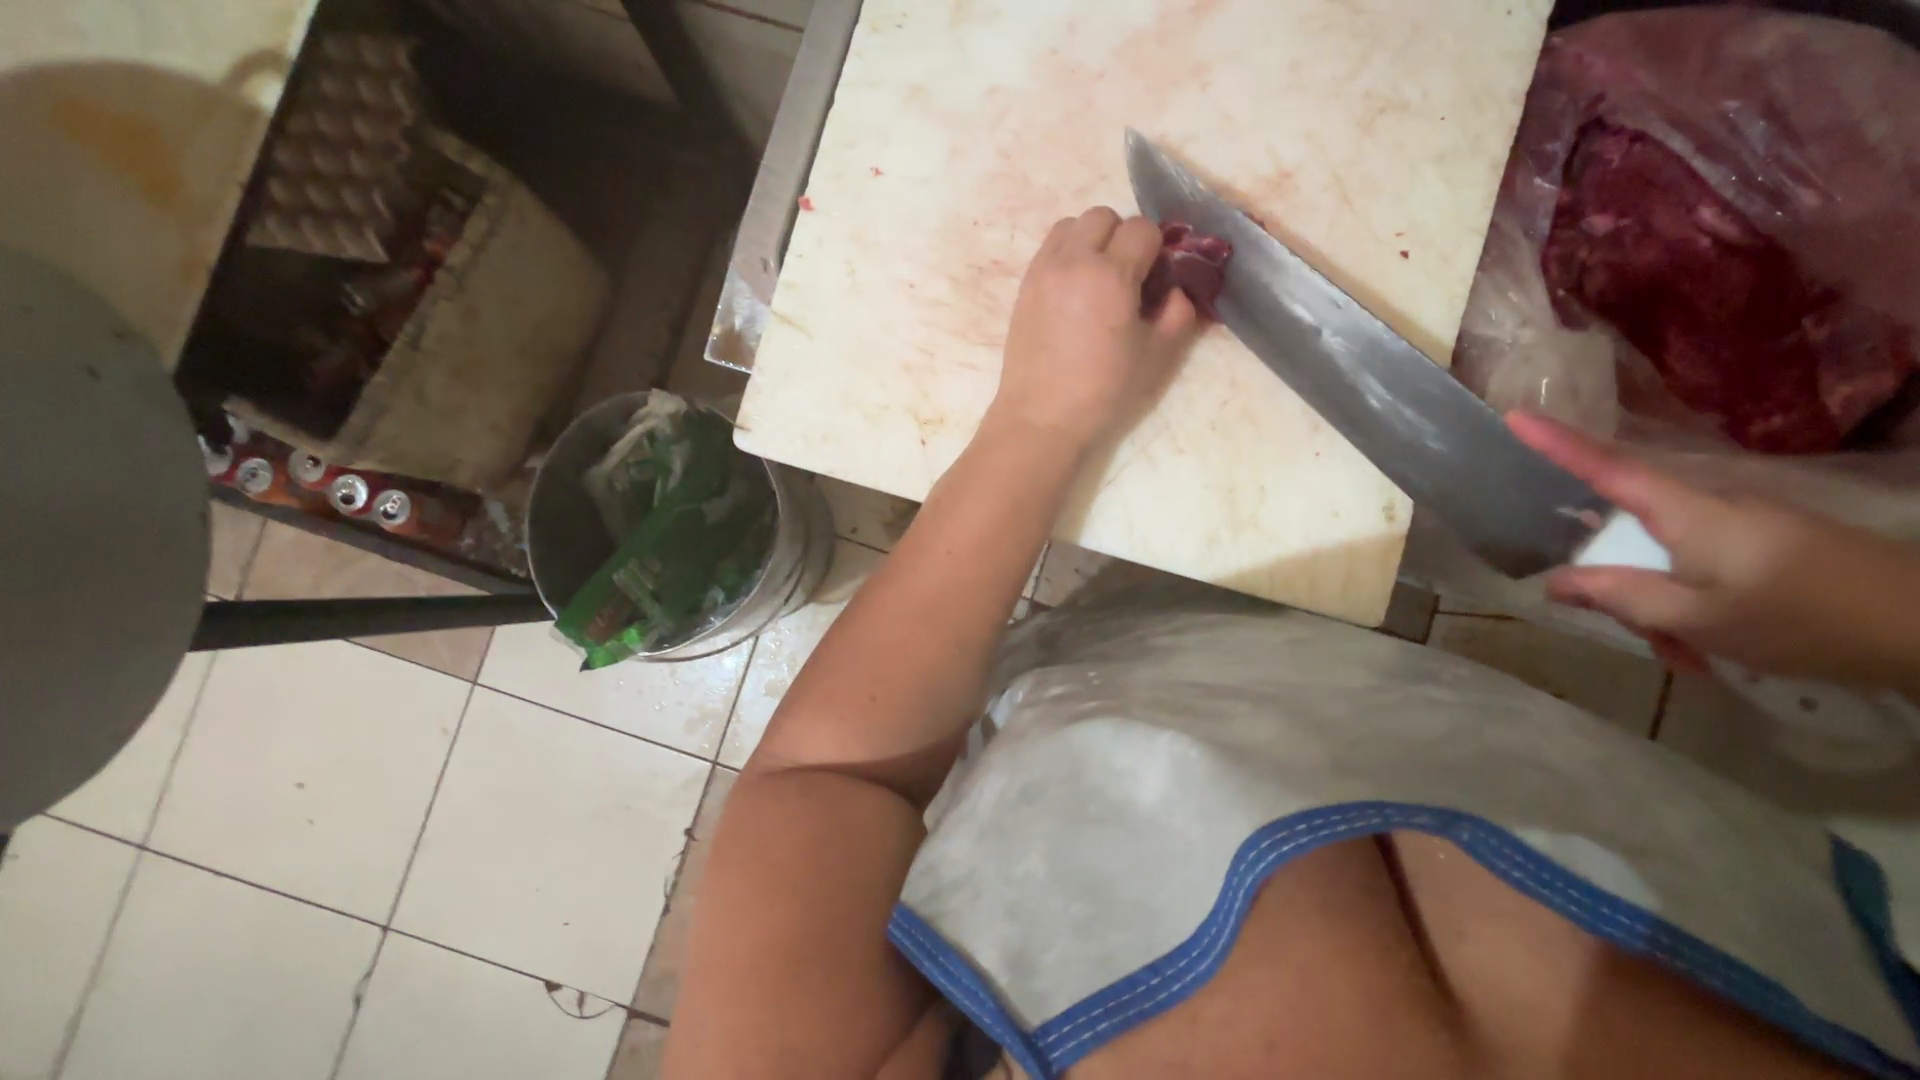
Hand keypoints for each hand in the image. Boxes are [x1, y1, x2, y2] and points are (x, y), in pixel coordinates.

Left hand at [986, 208, 1198, 449]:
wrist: (1041, 416)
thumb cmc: (1103, 390)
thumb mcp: (1156, 355)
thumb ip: (1177, 313)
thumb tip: (1176, 289)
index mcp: (1110, 275)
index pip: (1142, 229)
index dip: (1156, 250)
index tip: (1157, 278)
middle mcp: (1073, 261)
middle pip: (1104, 216)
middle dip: (1122, 236)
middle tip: (1128, 275)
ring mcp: (1043, 270)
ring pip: (1071, 225)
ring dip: (1091, 240)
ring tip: (1098, 278)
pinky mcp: (1024, 286)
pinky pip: (1049, 248)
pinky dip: (1066, 255)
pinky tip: (1075, 290)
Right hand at [1510, 411, 1919, 690]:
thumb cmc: (1805, 619)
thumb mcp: (1699, 619)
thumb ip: (1622, 597)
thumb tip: (1558, 581)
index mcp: (1689, 514)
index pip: (1607, 468)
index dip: (1558, 443)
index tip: (1515, 415)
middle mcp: (1711, 508)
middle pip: (1631, 530)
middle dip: (1622, 581)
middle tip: (1650, 638)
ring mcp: (1744, 525)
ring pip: (1667, 558)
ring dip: (1665, 607)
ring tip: (1694, 657)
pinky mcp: (1770, 545)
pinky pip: (1702, 566)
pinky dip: (1695, 607)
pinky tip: (1719, 647)